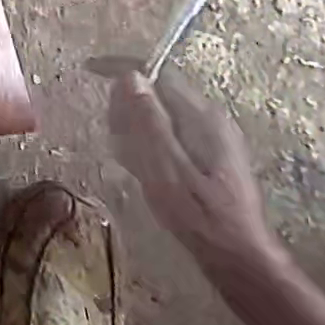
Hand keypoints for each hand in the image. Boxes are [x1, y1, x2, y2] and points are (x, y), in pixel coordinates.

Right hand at [88, 57, 279, 267]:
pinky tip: (141, 166)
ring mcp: (210, 136)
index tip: (88, 69)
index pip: (157, 72)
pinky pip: (163, 131)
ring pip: (155, 111)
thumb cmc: (197, 211)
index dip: (120, 67)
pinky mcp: (205, 153)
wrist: (236, 258)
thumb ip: (148, 118)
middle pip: (153, 91)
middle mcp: (209, 119)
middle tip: (117, 137)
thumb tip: (130, 75)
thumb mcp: (164, 163)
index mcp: (201, 117)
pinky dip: (145, 141)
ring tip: (130, 159)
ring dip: (133, 127)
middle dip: (126, 107)